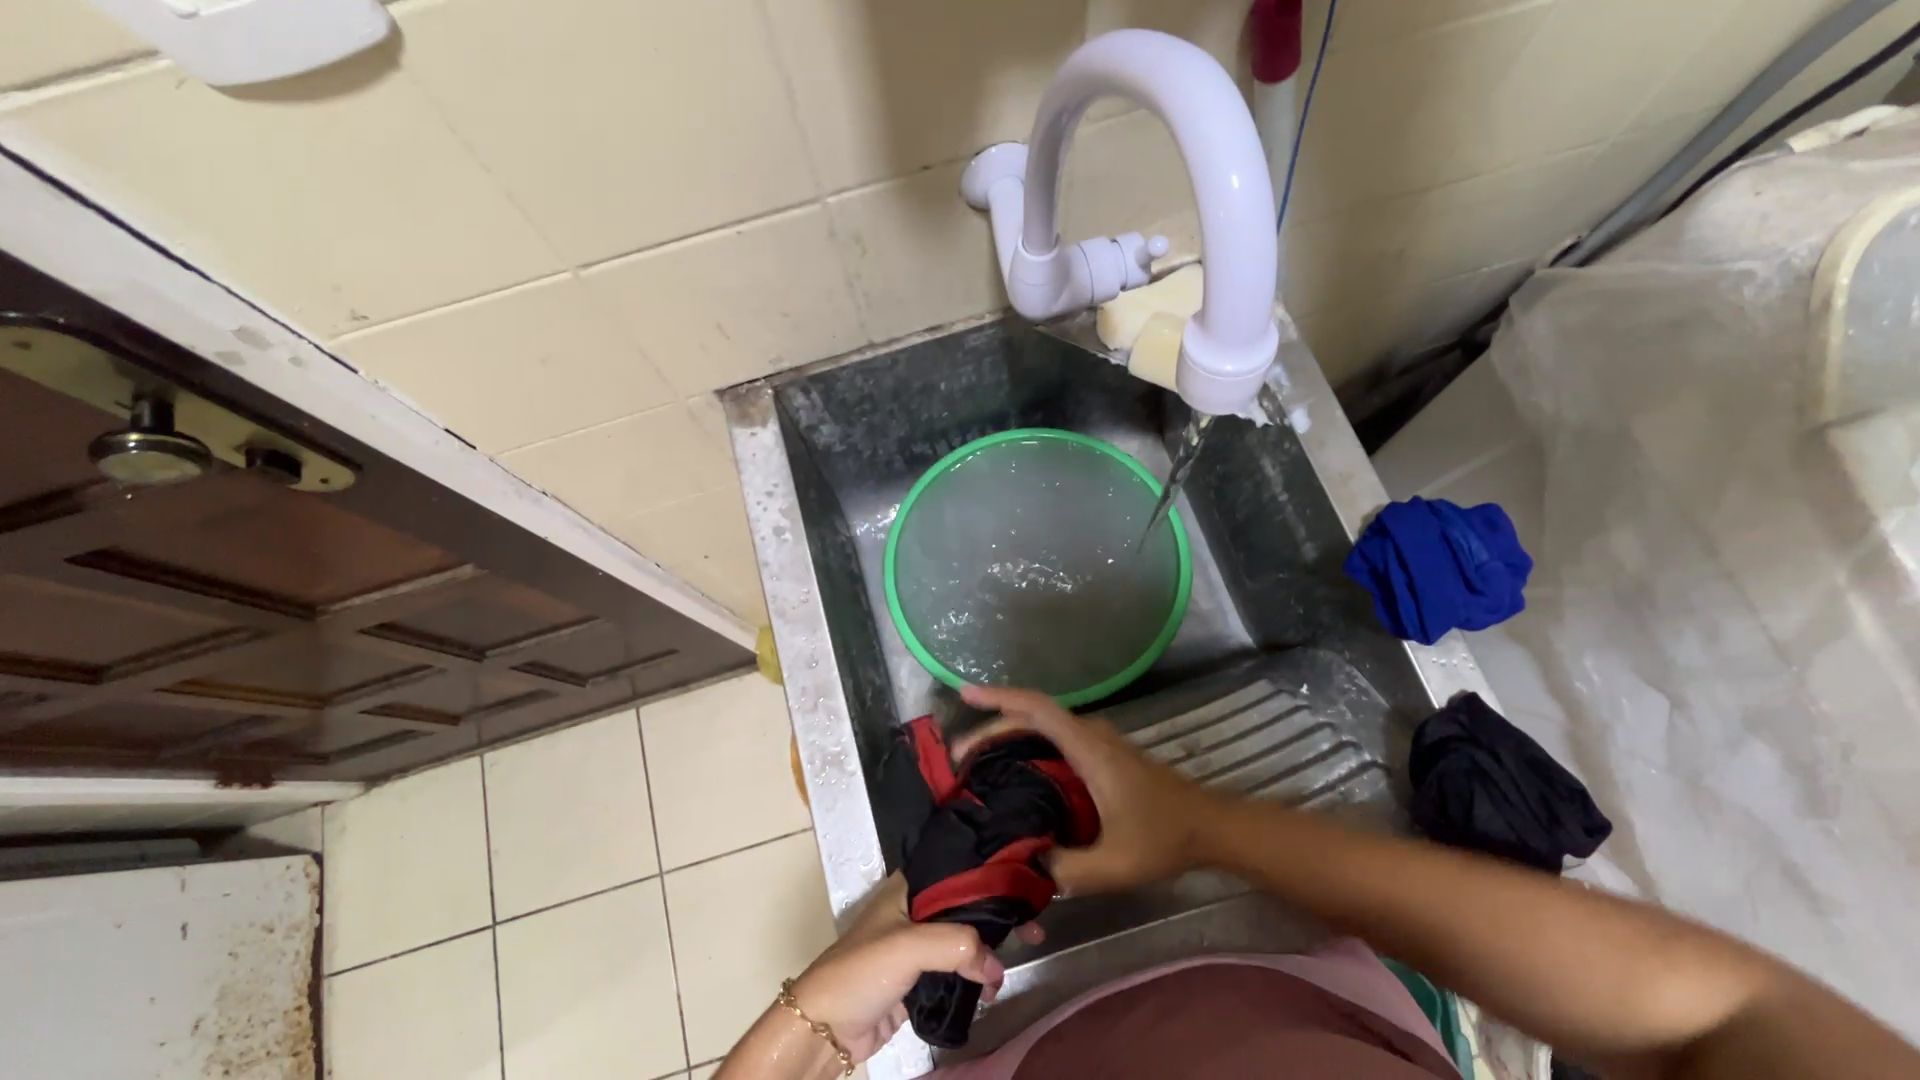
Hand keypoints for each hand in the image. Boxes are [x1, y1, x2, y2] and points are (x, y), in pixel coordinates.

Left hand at [788, 875, 1036, 1060]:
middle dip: (999, 915)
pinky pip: (959, 969)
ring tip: (1024, 953)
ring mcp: (918, 944)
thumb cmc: (862, 970)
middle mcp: (916, 909)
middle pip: (966, 904)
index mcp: (909, 887)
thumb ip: (959, 946)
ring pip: (965, 938)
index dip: (991, 875)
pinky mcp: (920, 977)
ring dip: (991, 948)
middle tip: (1034, 927)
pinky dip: (978, 974)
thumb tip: (996, 966)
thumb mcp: (911, 946)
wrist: (827, 1027)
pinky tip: (994, 983)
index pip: (957, 868)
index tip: (1026, 884)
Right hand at [959, 684, 1224, 894]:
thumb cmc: (1163, 838)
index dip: (999, 698)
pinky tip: (1011, 773)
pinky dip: (1025, 747)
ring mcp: (1097, 742)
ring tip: (974, 764)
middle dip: (990, 728)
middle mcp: (1090, 735)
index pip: (1037, 710)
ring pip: (1042, 726)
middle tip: (956, 758)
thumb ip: (1064, 869)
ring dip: (1006, 736)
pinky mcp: (1101, 755)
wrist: (1209, 827)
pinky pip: (1053, 740)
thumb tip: (1020, 863)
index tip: (964, 694)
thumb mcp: (1113, 866)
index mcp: (1089, 749)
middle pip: (1032, 716)